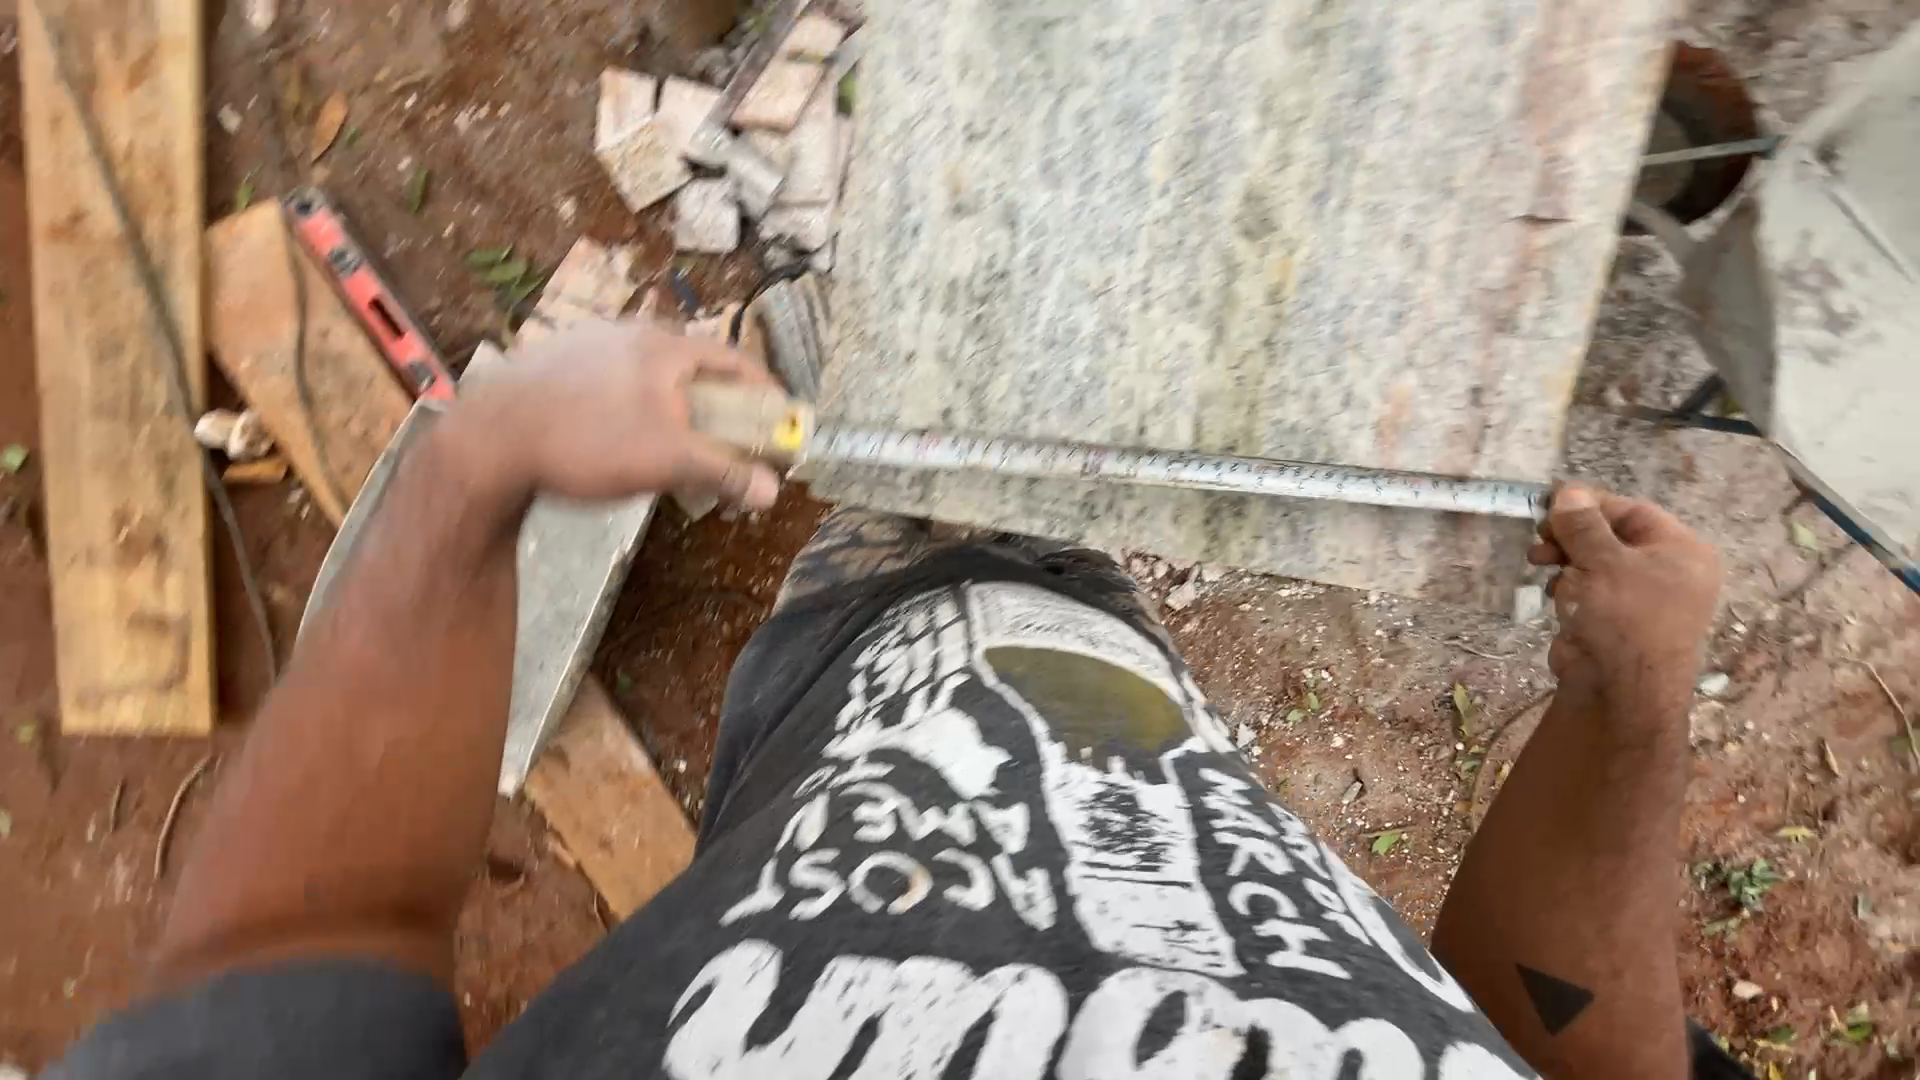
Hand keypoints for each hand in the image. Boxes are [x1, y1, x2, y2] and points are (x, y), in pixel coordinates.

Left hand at [450, 319, 783, 508]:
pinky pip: (611, 375)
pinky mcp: (553, 361)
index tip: (778, 411)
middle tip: (727, 427)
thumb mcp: (668, 461)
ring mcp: (585, 342)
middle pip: (691, 360)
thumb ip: (724, 472)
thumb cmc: (590, 442)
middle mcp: (627, 333)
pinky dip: (632, 399)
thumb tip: (773, 492)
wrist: (488, 442)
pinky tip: (617, 428)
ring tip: (673, 431)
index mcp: (663, 347)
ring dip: (672, 396)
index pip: (731, 357)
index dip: (762, 385)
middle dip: (716, 395)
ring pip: (648, 367)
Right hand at [1530, 485, 1720, 711]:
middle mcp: (1668, 570)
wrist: (1619, 685)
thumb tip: (1568, 492)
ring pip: (1596, 559)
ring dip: (1563, 556)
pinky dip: (1568, 582)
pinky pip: (1590, 585)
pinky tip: (1553, 591)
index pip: (1631, 511)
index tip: (1547, 507)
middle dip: (1571, 534)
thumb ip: (1582, 525)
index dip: (1589, 506)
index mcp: (1681, 551)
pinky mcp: (1615, 615)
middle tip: (1539, 538)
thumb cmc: (1621, 615)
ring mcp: (1642, 595)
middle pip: (1612, 534)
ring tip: (1537, 562)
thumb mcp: (1601, 561)